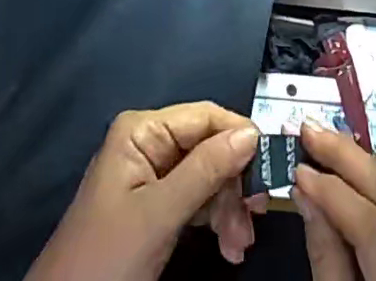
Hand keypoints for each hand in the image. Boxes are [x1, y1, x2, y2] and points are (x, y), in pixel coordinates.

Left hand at [25, 103, 261, 280]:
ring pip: (209, 176)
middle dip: (233, 187)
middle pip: (210, 148)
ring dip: (229, 210)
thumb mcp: (159, 214)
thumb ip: (205, 170)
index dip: (240, 139)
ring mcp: (152, 174)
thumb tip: (252, 131)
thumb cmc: (106, 258)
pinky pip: (198, 199)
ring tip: (237, 248)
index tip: (269, 172)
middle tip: (250, 224)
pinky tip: (228, 247)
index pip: (206, 117)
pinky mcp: (156, 203)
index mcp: (143, 130)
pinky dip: (216, 221)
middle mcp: (149, 142)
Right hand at [292, 119, 375, 280]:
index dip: (332, 190)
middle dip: (346, 155)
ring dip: (357, 160)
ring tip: (322, 137)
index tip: (297, 165)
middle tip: (308, 128)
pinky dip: (371, 181)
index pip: (372, 225)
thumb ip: (326, 259)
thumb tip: (307, 193)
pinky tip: (347, 166)